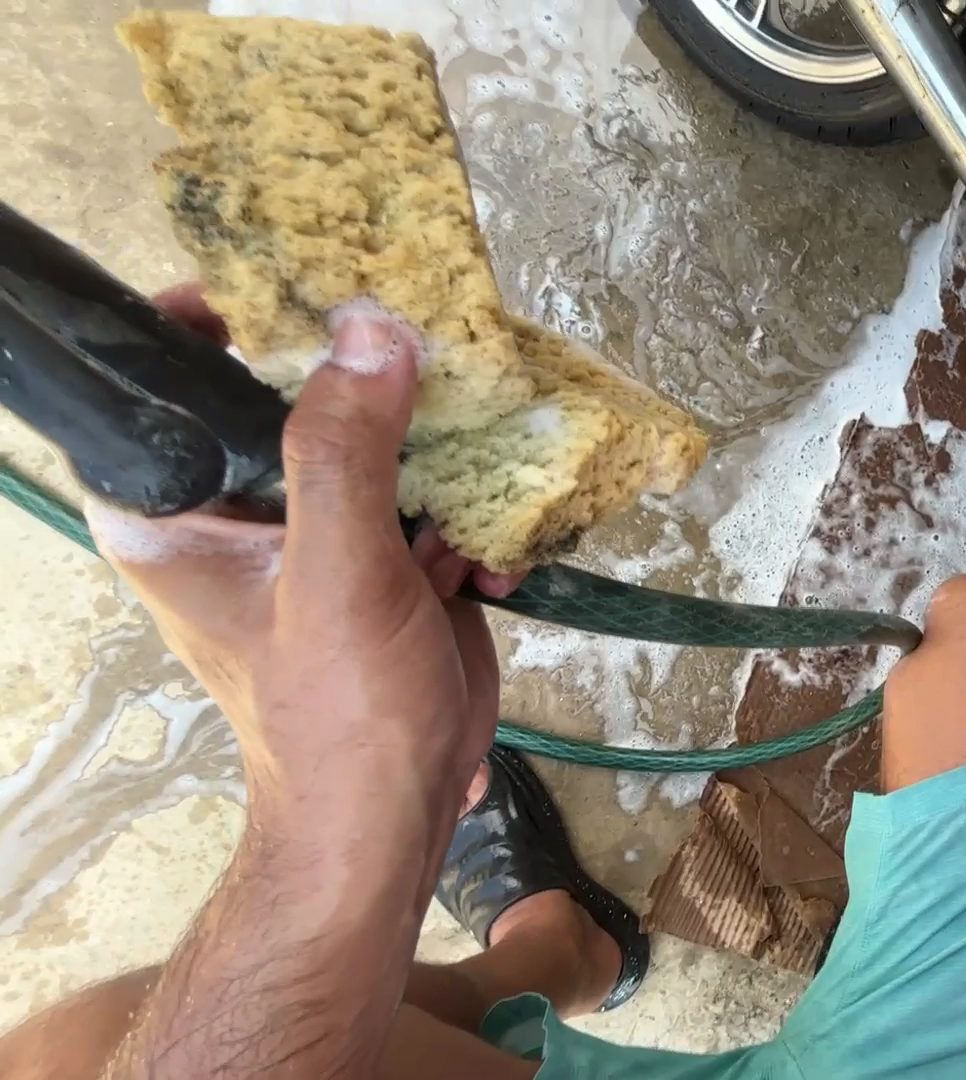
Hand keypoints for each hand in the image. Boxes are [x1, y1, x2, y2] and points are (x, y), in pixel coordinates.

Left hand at [86, 286, 520, 859]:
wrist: (403, 794)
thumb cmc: (341, 701)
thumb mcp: (340, 572)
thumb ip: (348, 453)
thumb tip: (372, 331)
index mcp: (184, 512)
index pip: (171, 388)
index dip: (221, 327)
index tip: (308, 293)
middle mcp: (256, 517)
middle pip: (307, 412)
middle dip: (382, 396)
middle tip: (442, 371)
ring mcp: (337, 542)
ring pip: (390, 458)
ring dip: (448, 466)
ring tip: (486, 492)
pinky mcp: (401, 567)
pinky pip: (438, 509)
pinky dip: (476, 524)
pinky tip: (497, 563)